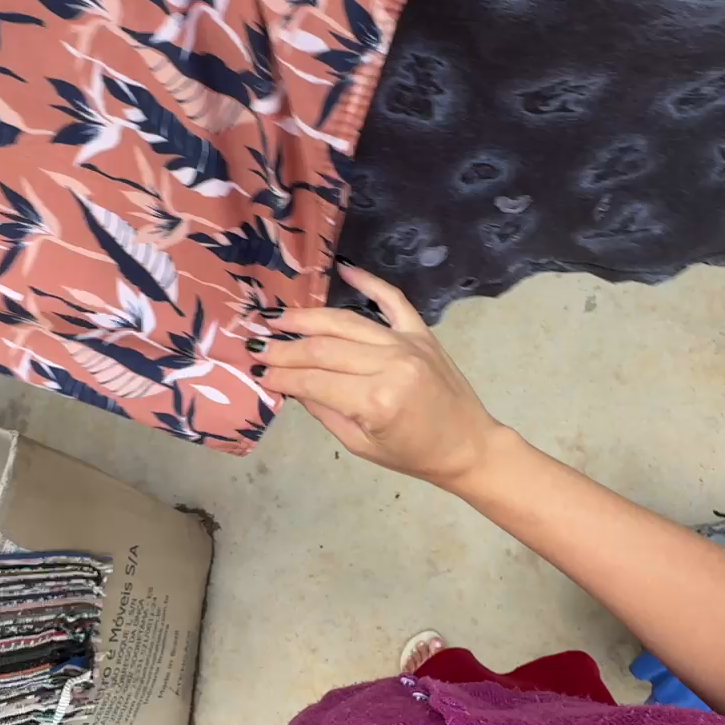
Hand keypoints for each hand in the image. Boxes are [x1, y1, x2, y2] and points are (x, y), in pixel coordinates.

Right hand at [259, 264, 507, 487]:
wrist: (468, 445)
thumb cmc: (413, 455)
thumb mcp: (361, 444)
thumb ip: (324, 411)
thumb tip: (291, 384)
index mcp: (375, 401)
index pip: (314, 381)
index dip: (282, 374)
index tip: (257, 369)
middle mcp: (390, 365)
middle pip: (325, 348)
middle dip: (287, 347)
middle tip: (257, 344)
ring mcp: (407, 344)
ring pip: (347, 322)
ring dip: (310, 318)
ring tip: (280, 317)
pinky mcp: (421, 332)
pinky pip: (392, 300)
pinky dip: (368, 281)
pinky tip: (343, 268)